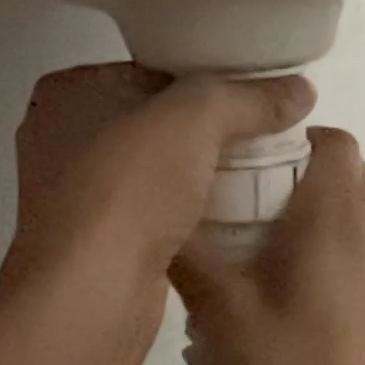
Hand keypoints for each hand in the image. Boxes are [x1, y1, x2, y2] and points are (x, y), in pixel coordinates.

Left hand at [0, 64, 316, 332]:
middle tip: (264, 129)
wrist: (93, 296)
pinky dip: (190, 208)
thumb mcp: (195, 118)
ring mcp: (76, 194)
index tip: (251, 90)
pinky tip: (233, 209)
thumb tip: (302, 90)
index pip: (149, 68)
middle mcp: (61, 138)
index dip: (202, 77)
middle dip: (209, 127)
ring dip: (202, 170)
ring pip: (158, 168)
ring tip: (261, 167)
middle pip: (156, 119)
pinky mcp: (98, 241)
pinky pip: (157, 209)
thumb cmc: (129, 188)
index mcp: (68, 94)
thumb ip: (249, 97)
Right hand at [170, 127, 364, 364]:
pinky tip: (295, 293)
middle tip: (243, 204)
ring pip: (356, 210)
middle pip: (344, 171)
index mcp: (335, 218)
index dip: (292, 137)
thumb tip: (162, 217)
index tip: (247, 161)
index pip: (332, 141)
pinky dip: (334, 245)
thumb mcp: (225, 318)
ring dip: (316, 211)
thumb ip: (191, 259)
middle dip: (296, 174)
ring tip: (263, 247)